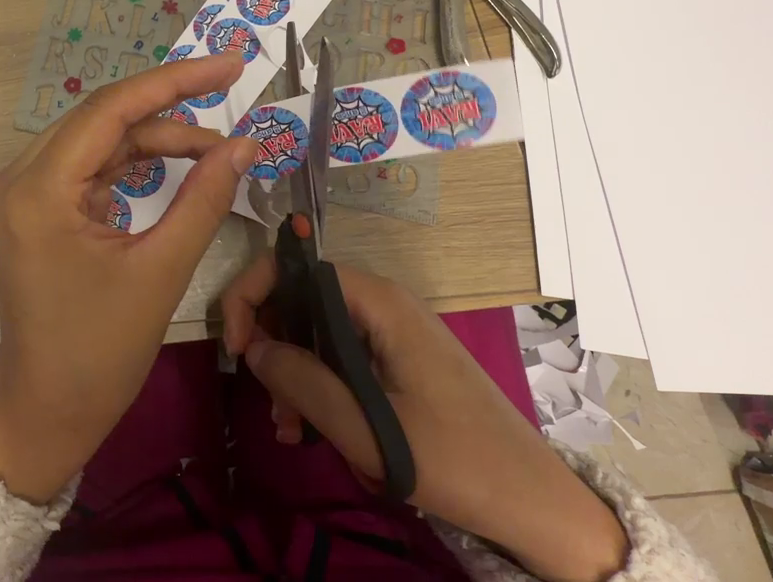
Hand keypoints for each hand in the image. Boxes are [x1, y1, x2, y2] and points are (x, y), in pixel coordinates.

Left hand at [0, 54, 259, 503]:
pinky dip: (133, 164)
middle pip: (103, 119)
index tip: (231, 64)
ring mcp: (25, 192)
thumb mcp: (160, 271)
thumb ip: (203, 201)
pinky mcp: (38, 209)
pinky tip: (177, 165)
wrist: (47, 409)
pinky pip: (90, 168)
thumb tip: (245, 145)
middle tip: (233, 102)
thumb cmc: (98, 351)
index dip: (175, 81)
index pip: (110, 110)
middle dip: (170, 111)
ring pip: (98, 141)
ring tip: (216, 150)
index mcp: (40, 188)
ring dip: (155, 140)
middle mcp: (22, 177)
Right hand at [222, 258, 630, 581]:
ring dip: (294, 376)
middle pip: (302, 301)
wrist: (536, 504)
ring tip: (292, 431)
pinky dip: (320, 388)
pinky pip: (342, 359)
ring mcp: (392, 334)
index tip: (236, 348)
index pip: (295, 268)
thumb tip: (251, 347)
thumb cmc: (456, 461)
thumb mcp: (366, 429)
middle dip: (273, 347)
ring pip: (317, 334)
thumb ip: (301, 381)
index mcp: (379, 303)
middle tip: (271, 406)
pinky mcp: (398, 361)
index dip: (253, 296)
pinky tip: (315, 432)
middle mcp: (383, 305)